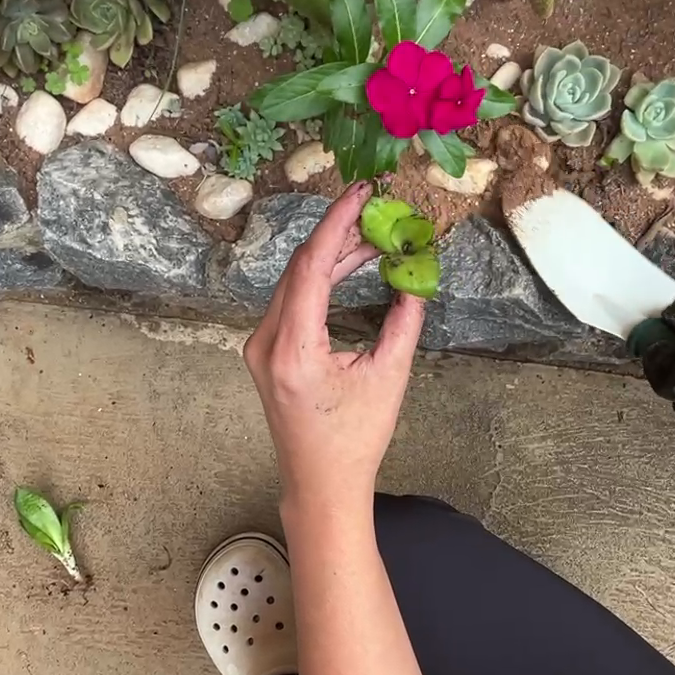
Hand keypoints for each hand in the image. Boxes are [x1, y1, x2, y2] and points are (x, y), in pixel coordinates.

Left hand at [244, 183, 424, 512]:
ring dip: (329, 259)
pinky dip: (318, 282)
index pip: (310, 267)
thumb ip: (403, 321)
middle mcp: (265, 344)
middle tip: (374, 212)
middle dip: (338, 236)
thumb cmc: (355, 440)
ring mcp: (258, 349)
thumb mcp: (389, 377)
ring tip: (371, 240)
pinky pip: (290, 303)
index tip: (361, 192)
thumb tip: (416, 277)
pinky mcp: (263, 354)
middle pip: (299, 269)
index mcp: (293, 350)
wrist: (320, 482)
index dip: (337, 224)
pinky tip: (346, 269)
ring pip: (293, 283)